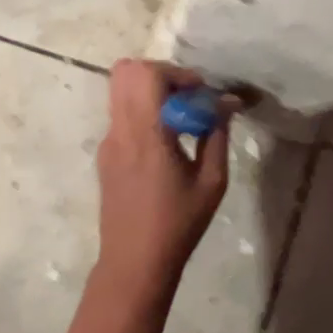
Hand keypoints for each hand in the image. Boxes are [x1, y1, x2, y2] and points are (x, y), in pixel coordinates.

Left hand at [93, 59, 234, 292]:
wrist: (134, 261)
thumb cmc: (178, 224)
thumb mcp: (211, 182)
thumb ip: (217, 134)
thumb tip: (227, 103)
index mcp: (146, 134)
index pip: (148, 74)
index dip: (178, 74)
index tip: (200, 96)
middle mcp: (120, 130)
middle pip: (126, 71)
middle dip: (161, 75)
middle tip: (186, 99)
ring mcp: (107, 141)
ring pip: (120, 90)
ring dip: (150, 92)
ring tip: (177, 119)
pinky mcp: (105, 153)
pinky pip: (121, 114)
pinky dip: (142, 112)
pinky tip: (165, 143)